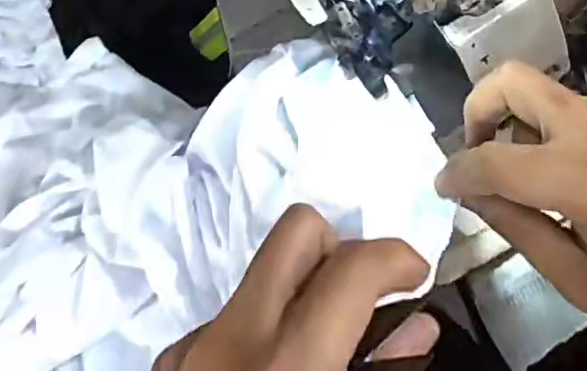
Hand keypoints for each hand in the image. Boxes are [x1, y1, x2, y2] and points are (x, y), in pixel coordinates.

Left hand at [154, 204, 439, 370]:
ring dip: (298, 292)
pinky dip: (257, 333)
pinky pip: (225, 319)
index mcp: (289, 360)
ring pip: (259, 274)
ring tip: (320, 341)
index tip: (417, 274)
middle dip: (339, 245)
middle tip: (362, 294)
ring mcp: (191, 348)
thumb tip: (416, 323)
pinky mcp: (169, 362)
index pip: (352, 266)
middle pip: (295, 229)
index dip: (397, 257)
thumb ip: (385, 368)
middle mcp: (233, 337)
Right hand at [433, 62, 586, 357]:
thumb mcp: (582, 281)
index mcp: (582, 178)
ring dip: (516, 118)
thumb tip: (472, 194)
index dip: (457, 172)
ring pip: (540, 88)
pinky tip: (572, 167)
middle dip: (477, 108)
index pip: (493, 160)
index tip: (443, 185)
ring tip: (525, 168)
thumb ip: (517, 229)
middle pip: (510, 79)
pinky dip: (552, 125)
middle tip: (476, 150)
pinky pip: (573, 104)